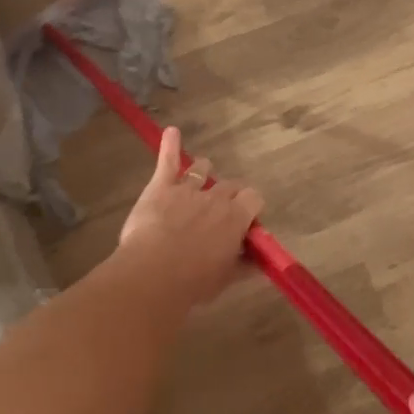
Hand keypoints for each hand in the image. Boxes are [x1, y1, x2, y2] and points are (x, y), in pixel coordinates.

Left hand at [116, 127, 262, 307]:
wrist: (153, 274)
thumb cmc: (192, 282)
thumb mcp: (225, 279)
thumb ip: (244, 266)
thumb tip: (260, 263)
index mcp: (236, 218)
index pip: (254, 198)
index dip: (250, 207)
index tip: (244, 222)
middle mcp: (216, 197)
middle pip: (230, 184)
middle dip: (228, 194)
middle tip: (219, 211)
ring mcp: (187, 189)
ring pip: (202, 169)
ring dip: (203, 171)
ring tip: (201, 174)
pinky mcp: (161, 187)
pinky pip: (168, 160)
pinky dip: (170, 145)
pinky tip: (171, 132)